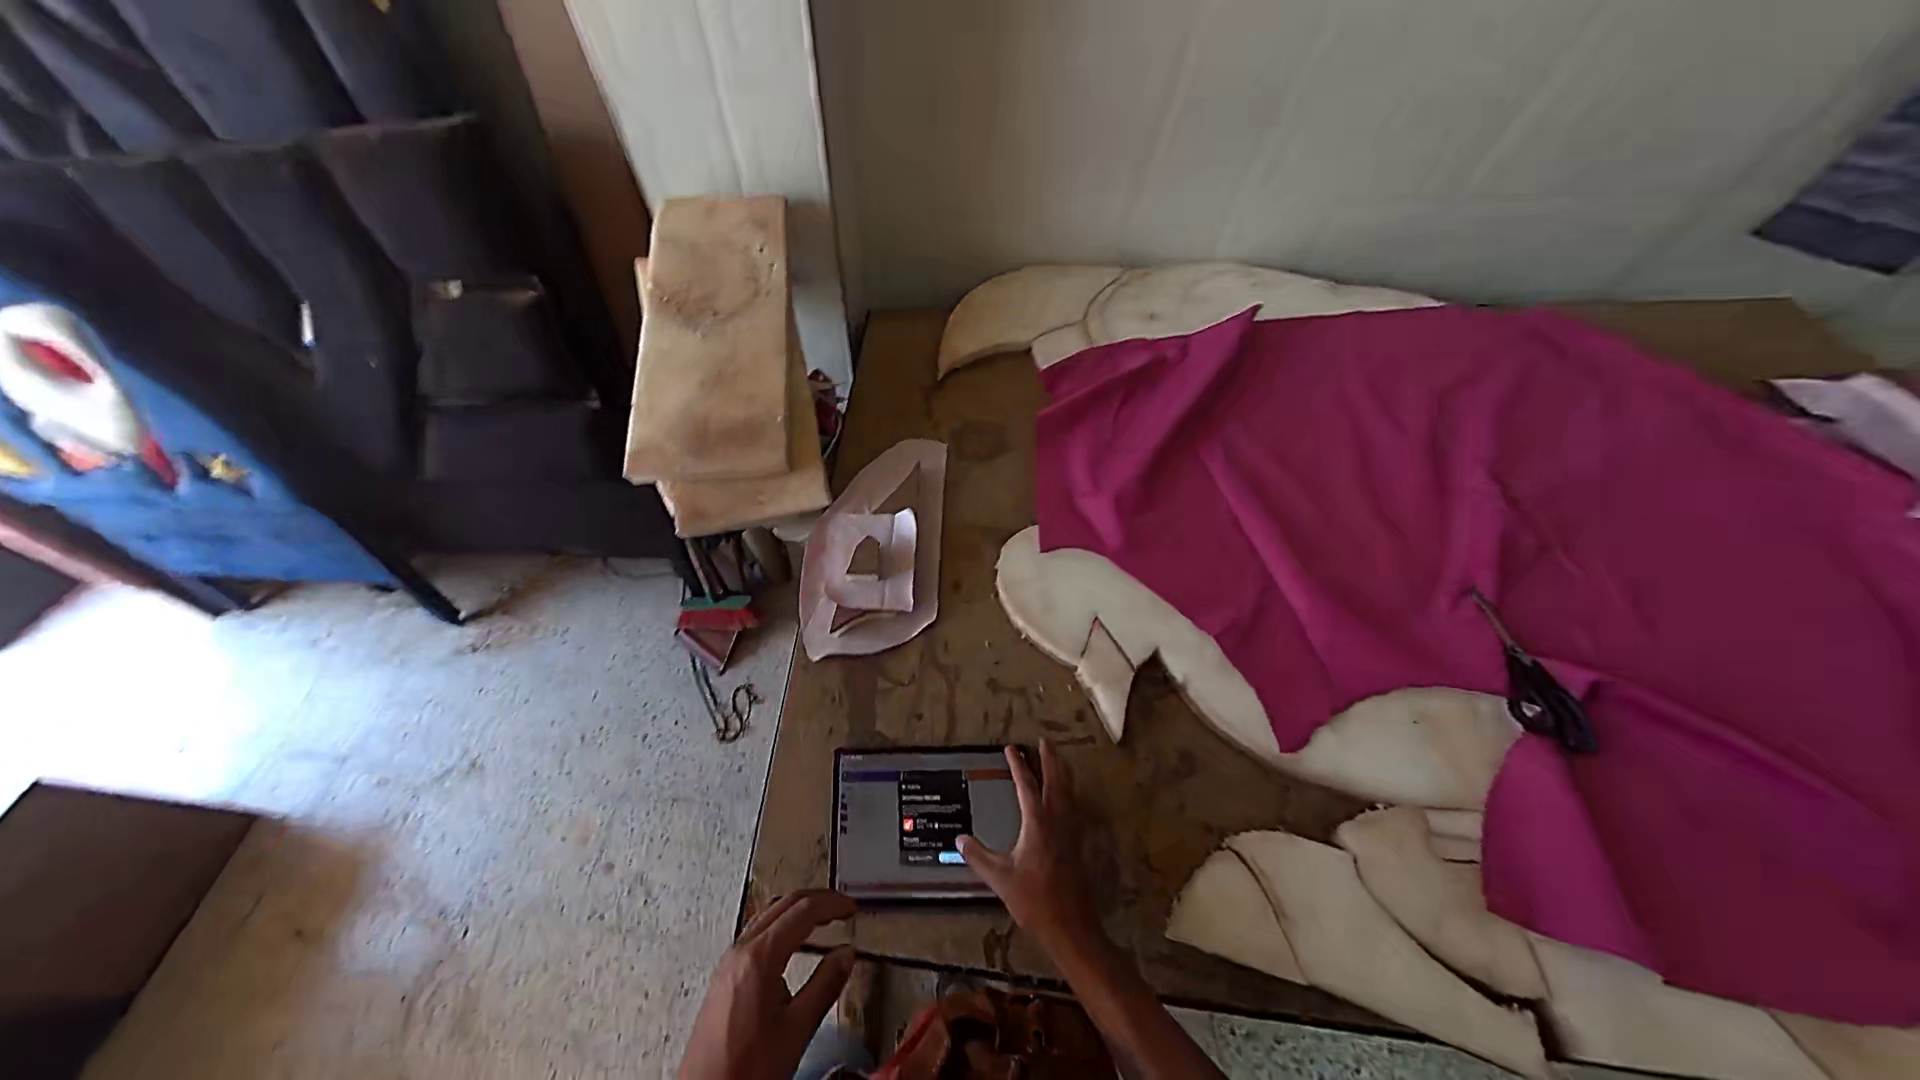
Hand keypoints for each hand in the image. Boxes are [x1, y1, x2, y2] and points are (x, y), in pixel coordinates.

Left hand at [678, 890, 856, 1079]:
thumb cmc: (744, 1071)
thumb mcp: (796, 1031)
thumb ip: (825, 986)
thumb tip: (845, 954)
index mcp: (759, 959)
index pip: (803, 911)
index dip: (832, 904)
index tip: (851, 908)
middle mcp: (740, 953)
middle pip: (784, 905)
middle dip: (817, 900)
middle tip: (842, 907)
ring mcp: (728, 964)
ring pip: (768, 916)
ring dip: (798, 910)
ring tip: (823, 919)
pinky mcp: (723, 978)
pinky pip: (756, 934)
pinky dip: (781, 926)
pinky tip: (793, 945)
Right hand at [957, 741, 1106, 957]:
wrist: (1071, 926)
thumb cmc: (1034, 900)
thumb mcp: (1000, 878)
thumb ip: (978, 856)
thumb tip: (960, 839)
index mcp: (1038, 823)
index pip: (1026, 785)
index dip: (1018, 765)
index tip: (1012, 748)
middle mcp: (1057, 820)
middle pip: (1055, 780)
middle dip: (1050, 759)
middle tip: (1045, 741)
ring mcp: (1070, 831)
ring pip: (1068, 791)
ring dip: (1062, 772)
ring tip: (1058, 759)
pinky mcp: (1077, 843)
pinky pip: (1073, 806)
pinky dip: (1068, 791)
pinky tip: (1066, 796)